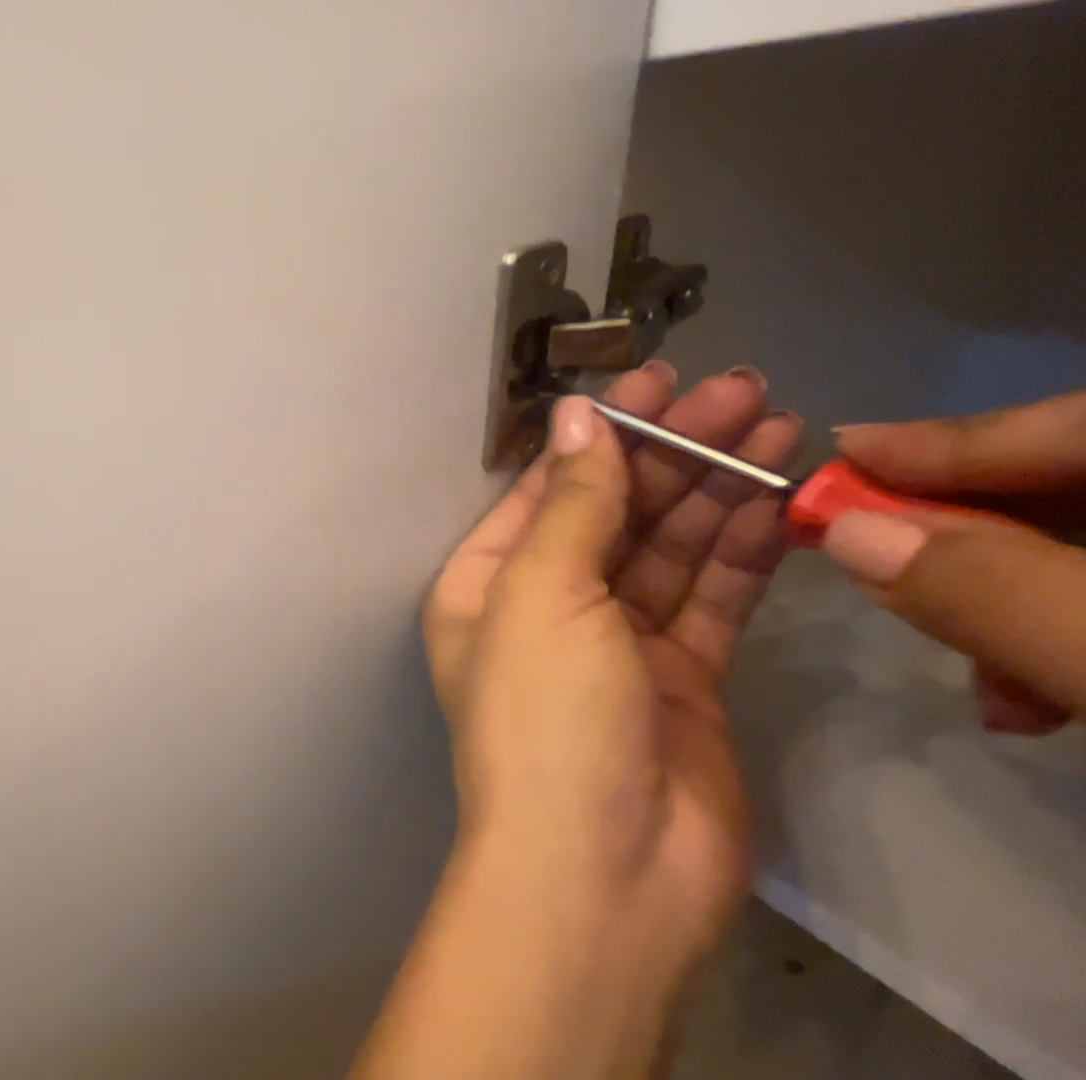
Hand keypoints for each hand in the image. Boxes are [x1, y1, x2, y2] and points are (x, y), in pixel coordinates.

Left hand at [352, 366, 799, 1079]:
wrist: (606, 867)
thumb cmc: (546, 717)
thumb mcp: (539, 596)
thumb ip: (569, 505)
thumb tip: (575, 417)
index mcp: (482, 588)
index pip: (543, 492)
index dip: (597, 434)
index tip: (656, 377)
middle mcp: (541, 609)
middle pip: (611, 511)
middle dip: (669, 450)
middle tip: (740, 388)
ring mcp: (614, 645)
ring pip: (667, 547)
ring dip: (715, 487)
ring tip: (774, 420)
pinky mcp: (682, 679)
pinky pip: (709, 596)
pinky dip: (741, 548)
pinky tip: (777, 495)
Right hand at [824, 390, 1085, 732]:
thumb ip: (994, 592)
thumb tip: (847, 531)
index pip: (1080, 425)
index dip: (955, 440)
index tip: (837, 453)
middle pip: (1071, 488)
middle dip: (971, 539)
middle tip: (890, 584)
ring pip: (1081, 551)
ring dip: (1007, 602)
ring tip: (991, 683)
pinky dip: (1055, 634)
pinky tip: (1041, 698)